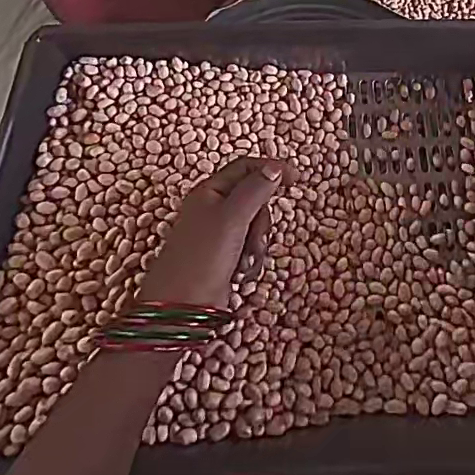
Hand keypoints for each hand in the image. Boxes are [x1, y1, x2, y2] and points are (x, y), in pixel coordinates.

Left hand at [137, 157, 297, 306]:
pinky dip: (251, 261)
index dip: (270, 168)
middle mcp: (213, 209)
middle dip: (261, 221)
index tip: (294, 178)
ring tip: (243, 260)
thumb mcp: (231, 218)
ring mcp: (219, 234)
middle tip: (253, 236)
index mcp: (210, 191)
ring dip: (257, 244)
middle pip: (255, 200)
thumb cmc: (200, 258)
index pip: (245, 167)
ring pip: (255, 226)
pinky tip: (240, 274)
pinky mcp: (224, 257)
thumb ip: (254, 190)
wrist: (180, 307)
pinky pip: (250, 249)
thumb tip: (275, 168)